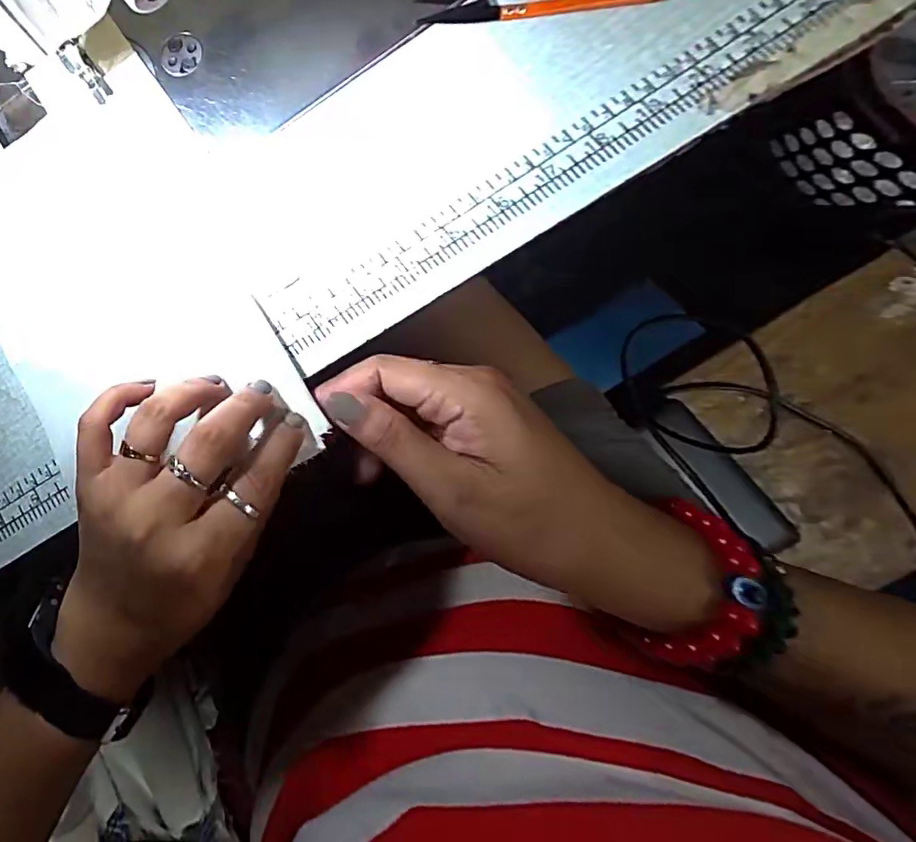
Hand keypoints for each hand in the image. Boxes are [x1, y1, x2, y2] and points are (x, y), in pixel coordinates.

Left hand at [53, 378, 307, 702]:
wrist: (108, 627)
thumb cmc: (179, 604)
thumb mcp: (230, 569)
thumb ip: (252, 509)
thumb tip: (272, 441)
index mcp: (199, 554)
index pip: (252, 483)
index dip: (279, 443)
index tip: (292, 418)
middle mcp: (154, 519)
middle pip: (208, 443)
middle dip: (245, 407)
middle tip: (262, 392)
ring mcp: (115, 495)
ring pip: (154, 420)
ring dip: (191, 391)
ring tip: (216, 385)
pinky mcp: (86, 482)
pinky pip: (94, 424)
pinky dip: (119, 394)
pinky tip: (151, 386)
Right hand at [317, 355, 720, 631]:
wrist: (603, 546)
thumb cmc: (527, 522)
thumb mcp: (449, 486)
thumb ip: (390, 438)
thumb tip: (335, 401)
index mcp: (465, 388)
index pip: (384, 368)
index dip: (342, 390)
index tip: (312, 426)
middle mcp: (472, 380)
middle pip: (396, 380)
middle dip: (362, 414)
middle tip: (341, 462)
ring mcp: (483, 397)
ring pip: (412, 399)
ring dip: (383, 430)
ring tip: (368, 475)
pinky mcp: (487, 417)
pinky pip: (433, 415)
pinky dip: (409, 438)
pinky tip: (398, 468)